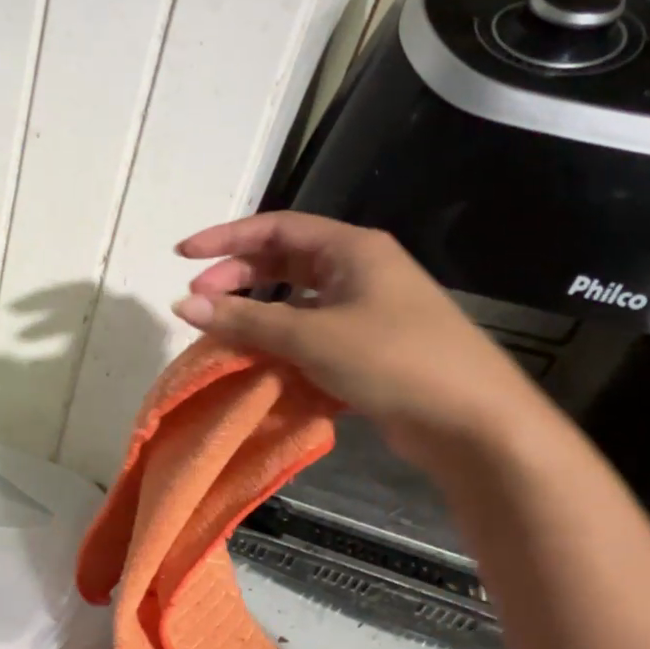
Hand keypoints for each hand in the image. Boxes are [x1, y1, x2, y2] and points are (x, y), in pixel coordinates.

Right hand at [171, 212, 561, 469]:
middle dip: (235, 278)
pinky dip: (275, 342)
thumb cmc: (393, 360)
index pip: (276, 229)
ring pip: (293, 301)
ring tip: (218, 334)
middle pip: (283, 263)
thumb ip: (244, 319)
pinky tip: (254, 362)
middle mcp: (358, 271)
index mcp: (352, 250)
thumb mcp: (310, 336)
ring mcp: (363, 311)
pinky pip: (306, 334)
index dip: (225, 239)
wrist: (468, 419)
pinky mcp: (364, 348)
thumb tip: (182, 304)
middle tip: (195, 303)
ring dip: (253, 314)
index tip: (181, 257)